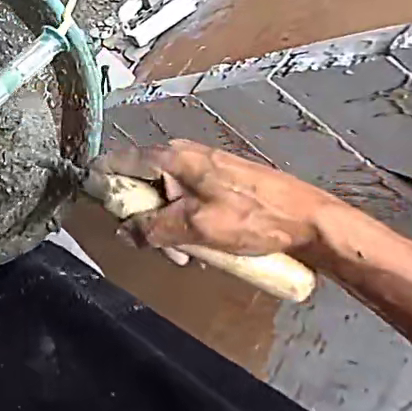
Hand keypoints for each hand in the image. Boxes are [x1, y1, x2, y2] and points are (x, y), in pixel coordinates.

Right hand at [96, 139, 339, 256]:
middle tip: (157, 247)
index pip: (116, 161)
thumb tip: (122, 233)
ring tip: (187, 255)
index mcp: (170, 157)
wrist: (312, 222)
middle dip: (141, 217)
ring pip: (162, 194)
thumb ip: (150, 229)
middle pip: (139, 182)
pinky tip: (203, 244)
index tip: (99, 208)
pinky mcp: (216, 180)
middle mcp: (181, 155)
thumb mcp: (194, 228)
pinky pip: (184, 198)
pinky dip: (184, 220)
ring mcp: (200, 166)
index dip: (101, 183)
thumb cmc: (253, 218)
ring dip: (164, 225)